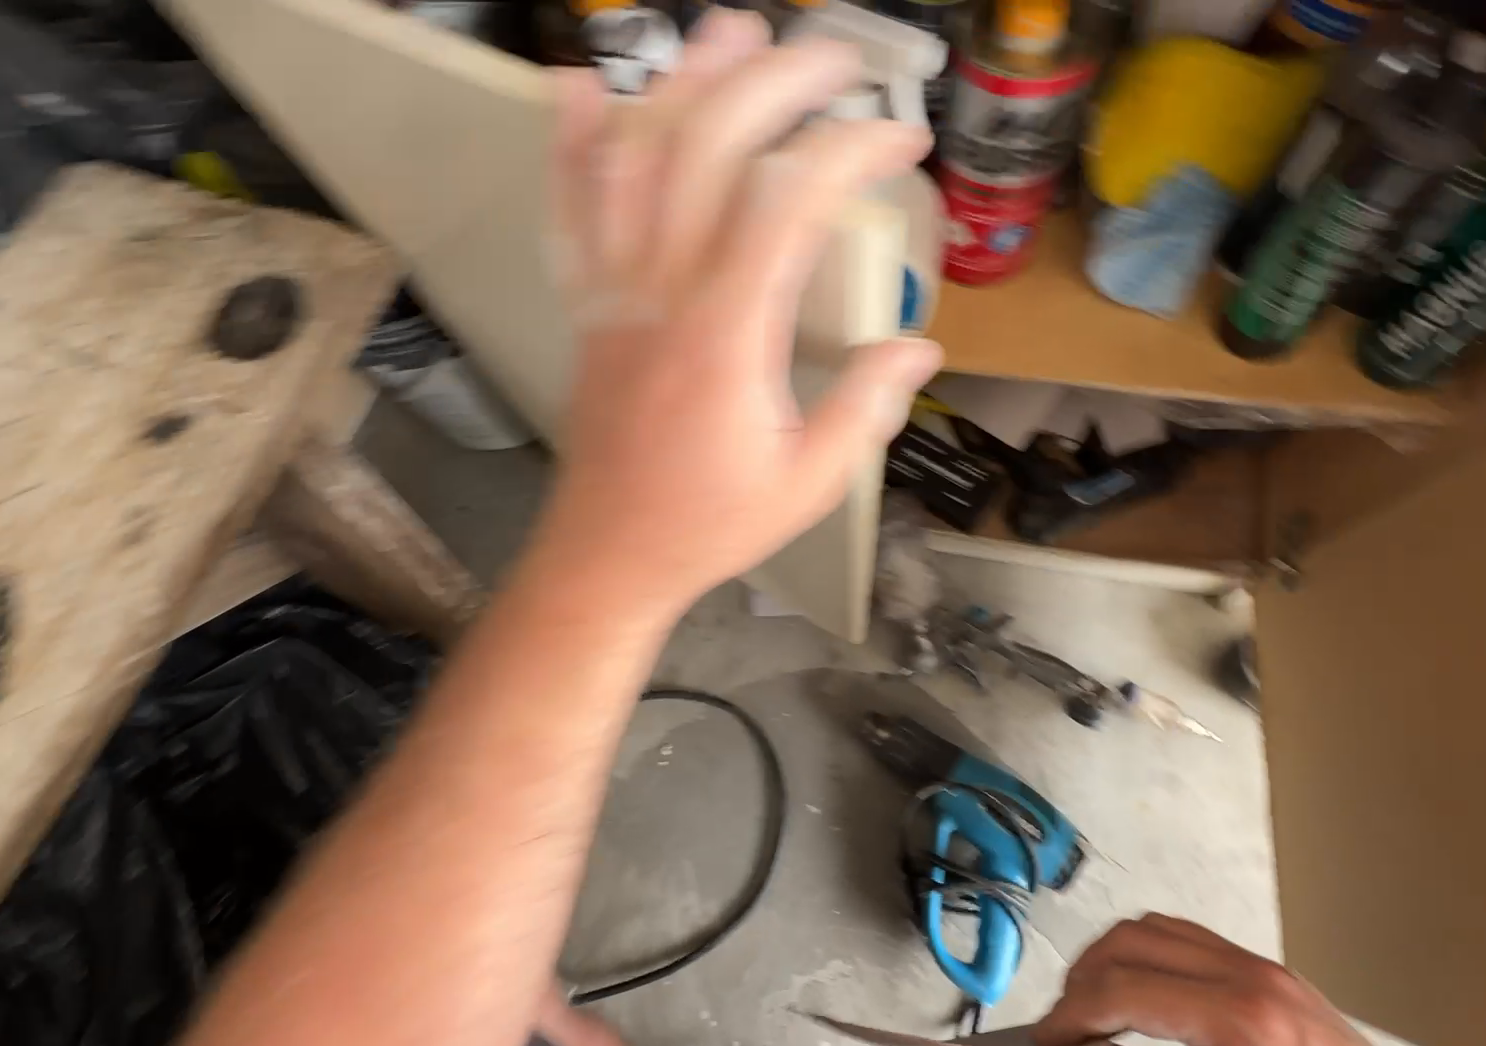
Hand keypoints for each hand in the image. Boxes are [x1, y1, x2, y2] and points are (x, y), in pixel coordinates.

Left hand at [533, 11, 941, 612]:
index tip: (902, 142)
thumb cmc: (709, 523)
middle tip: (837, 58)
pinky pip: (568, 212)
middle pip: (709, 148)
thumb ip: (864, 410)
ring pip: (633, 160)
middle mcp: (663, 293)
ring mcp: (614, 293)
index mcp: (727, 335)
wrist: (609, 553)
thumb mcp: (808, 484)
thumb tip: (917, 346)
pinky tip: (579, 87)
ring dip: (681, 83)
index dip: (852, 149)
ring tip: (730, 32)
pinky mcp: (587, 308)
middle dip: (777, 82)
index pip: (789, 200)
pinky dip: (569, 144)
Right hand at [1034, 914, 1406, 1045]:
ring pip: (1157, 928)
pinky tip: (1141, 992)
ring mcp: (1266, 969)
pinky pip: (1191, 939)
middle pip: (1132, 942)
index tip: (1042, 1037)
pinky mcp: (1276, 976)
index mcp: (1241, 1021)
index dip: (1070, 1013)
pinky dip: (1149, 954)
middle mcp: (1250, 977)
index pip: (1123, 991)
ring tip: (1094, 1004)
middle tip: (1064, 1023)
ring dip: (1113, 958)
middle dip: (1084, 978)